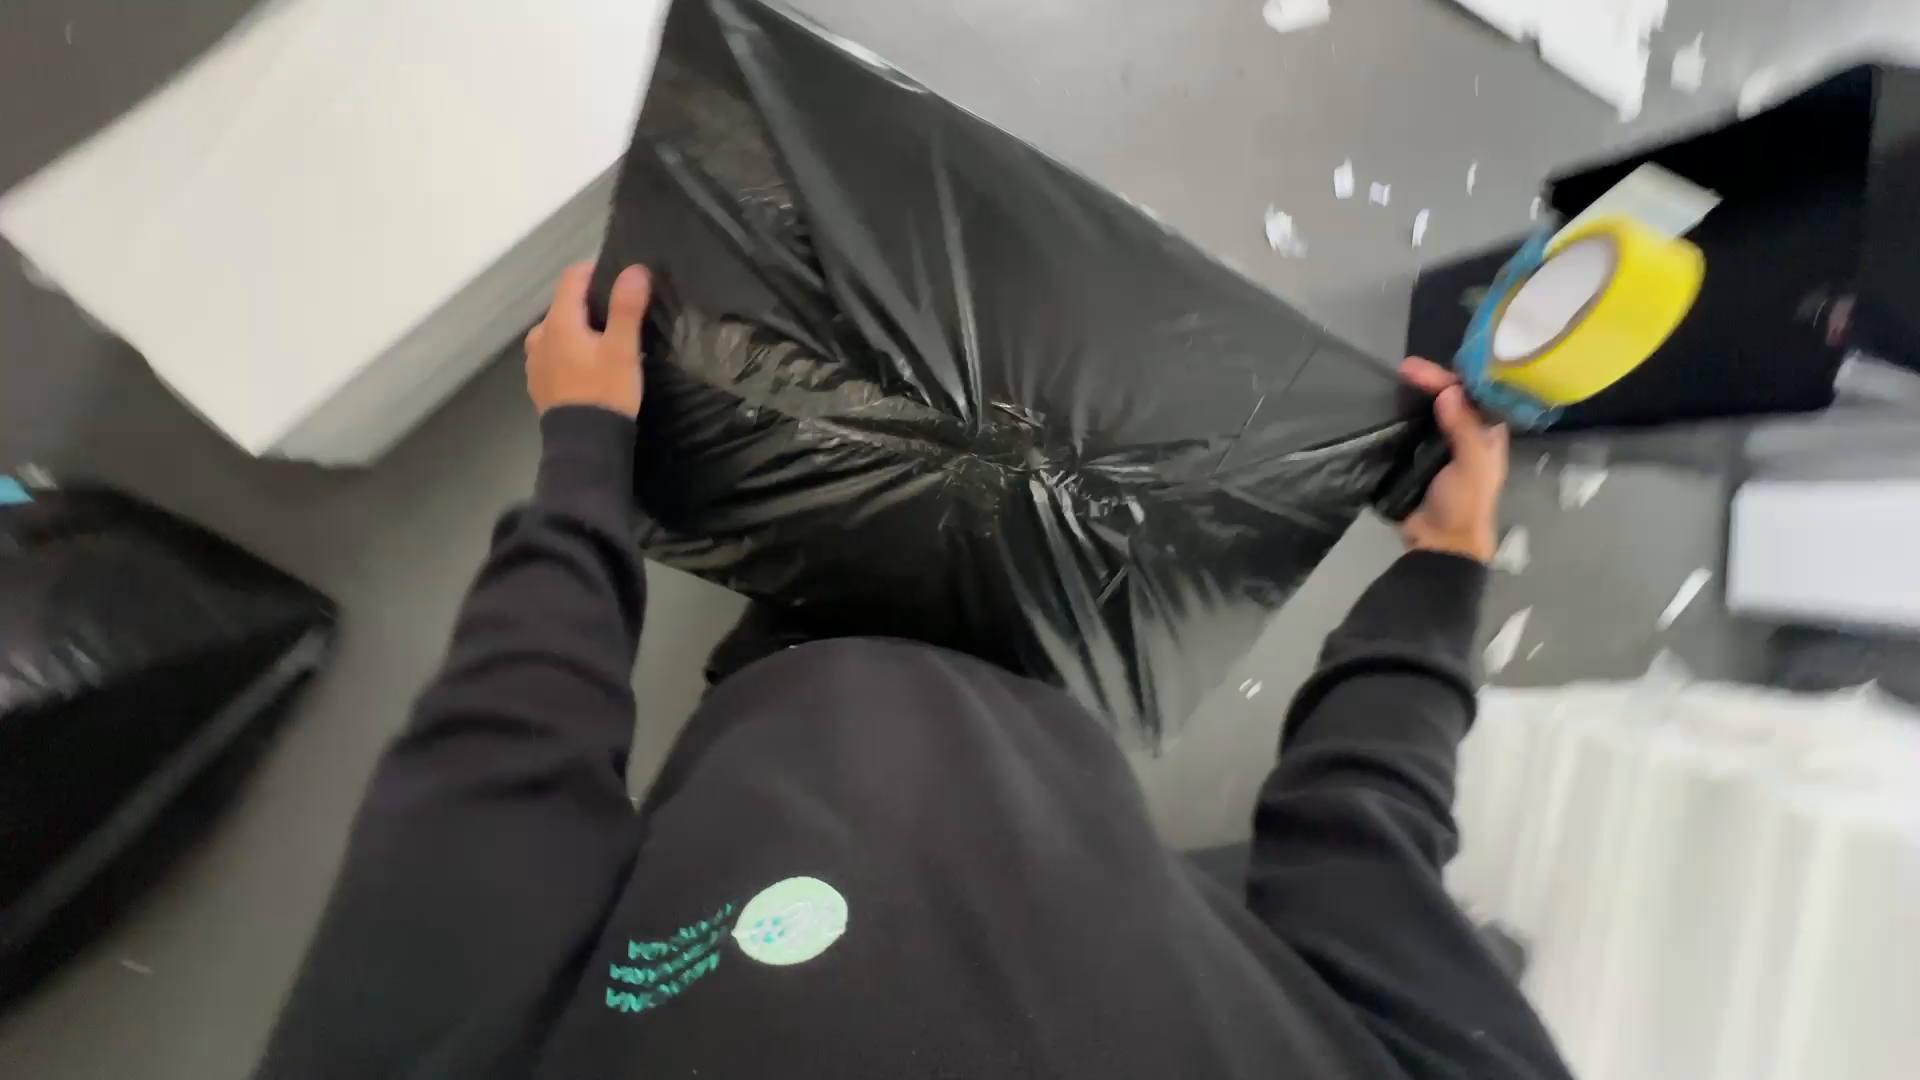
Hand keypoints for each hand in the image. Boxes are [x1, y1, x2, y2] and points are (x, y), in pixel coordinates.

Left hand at [524, 262, 650, 417]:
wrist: (585, 443)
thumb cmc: (606, 392)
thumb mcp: (623, 350)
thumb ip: (627, 308)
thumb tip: (635, 270)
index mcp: (559, 322)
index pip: (572, 278)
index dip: (595, 271)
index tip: (621, 279)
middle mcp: (540, 336)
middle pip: (566, 307)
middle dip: (591, 307)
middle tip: (623, 322)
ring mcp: (536, 361)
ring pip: (560, 333)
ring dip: (581, 333)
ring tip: (608, 349)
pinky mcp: (540, 383)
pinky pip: (556, 356)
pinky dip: (572, 354)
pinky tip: (591, 371)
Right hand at [1396, 356, 1507, 562]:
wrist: (1439, 541)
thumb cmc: (1465, 503)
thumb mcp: (1471, 465)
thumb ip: (1464, 429)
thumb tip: (1448, 392)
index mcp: (1486, 433)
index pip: (1473, 394)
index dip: (1450, 377)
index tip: (1420, 368)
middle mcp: (1465, 435)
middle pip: (1450, 399)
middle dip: (1429, 382)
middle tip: (1402, 369)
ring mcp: (1439, 447)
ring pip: (1428, 413)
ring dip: (1412, 397)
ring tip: (1391, 383)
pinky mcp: (1415, 459)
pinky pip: (1408, 432)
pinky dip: (1398, 418)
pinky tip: (1384, 409)